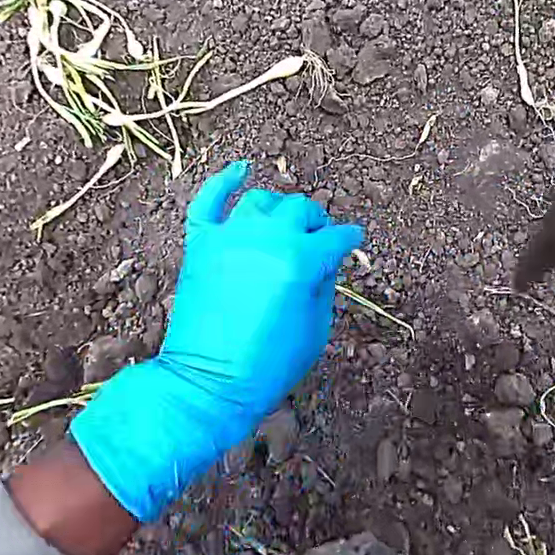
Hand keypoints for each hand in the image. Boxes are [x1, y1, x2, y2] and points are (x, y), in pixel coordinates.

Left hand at [71, 161, 362, 519]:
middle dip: (316, 223)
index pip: (336, 238)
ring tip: (286, 223)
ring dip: (280, 209)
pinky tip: (241, 170)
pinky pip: (208, 201)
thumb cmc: (269, 364)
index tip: (353, 241)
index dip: (350, 240)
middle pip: (300, 210)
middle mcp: (265, 239)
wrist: (209, 384)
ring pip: (262, 200)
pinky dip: (224, 181)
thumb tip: (327, 257)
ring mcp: (228, 238)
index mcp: (300, 261)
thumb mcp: (317, 328)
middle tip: (319, 238)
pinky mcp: (200, 245)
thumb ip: (326, 282)